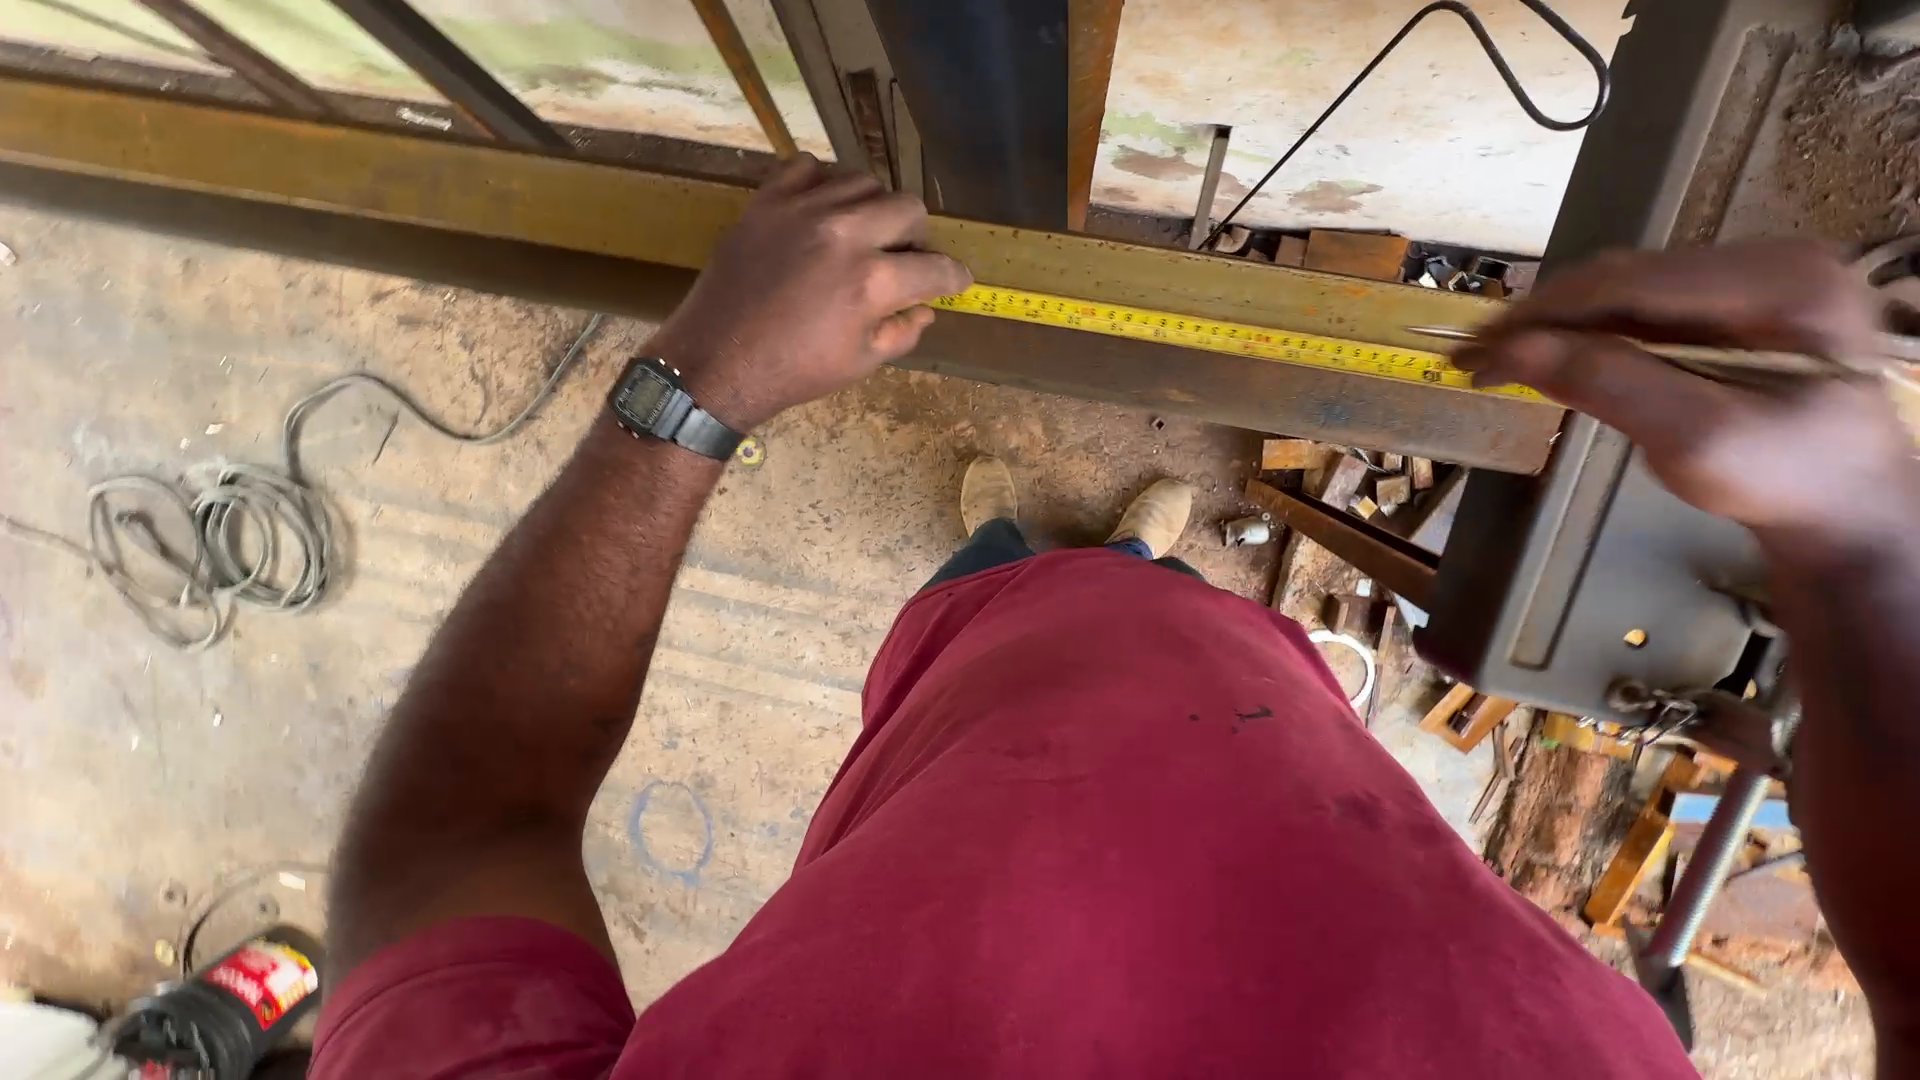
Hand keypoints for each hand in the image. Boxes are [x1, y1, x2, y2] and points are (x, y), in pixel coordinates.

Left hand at [648, 155, 971, 429]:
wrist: (718, 359)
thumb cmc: (794, 372)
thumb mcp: (862, 363)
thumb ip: (903, 331)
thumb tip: (925, 308)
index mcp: (872, 282)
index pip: (934, 267)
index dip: (954, 276)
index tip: (958, 279)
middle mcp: (844, 234)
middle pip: (907, 207)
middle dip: (918, 235)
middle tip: (906, 258)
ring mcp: (802, 211)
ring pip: (862, 181)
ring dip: (875, 207)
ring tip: (865, 234)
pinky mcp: (767, 201)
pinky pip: (809, 168)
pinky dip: (825, 184)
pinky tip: (824, 212)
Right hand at [1452, 241, 1918, 551]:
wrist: (1839, 498)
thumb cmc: (1779, 477)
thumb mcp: (1693, 438)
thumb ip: (1607, 385)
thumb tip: (1511, 350)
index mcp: (1781, 283)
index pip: (1628, 284)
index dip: (1539, 315)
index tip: (1471, 354)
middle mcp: (1766, 262)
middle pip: (1619, 280)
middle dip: (1536, 320)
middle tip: (1469, 361)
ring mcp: (1744, 279)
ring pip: (1615, 290)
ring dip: (1548, 326)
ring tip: (1492, 362)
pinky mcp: (1722, 302)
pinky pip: (1629, 307)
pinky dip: (1575, 333)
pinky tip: (1540, 358)